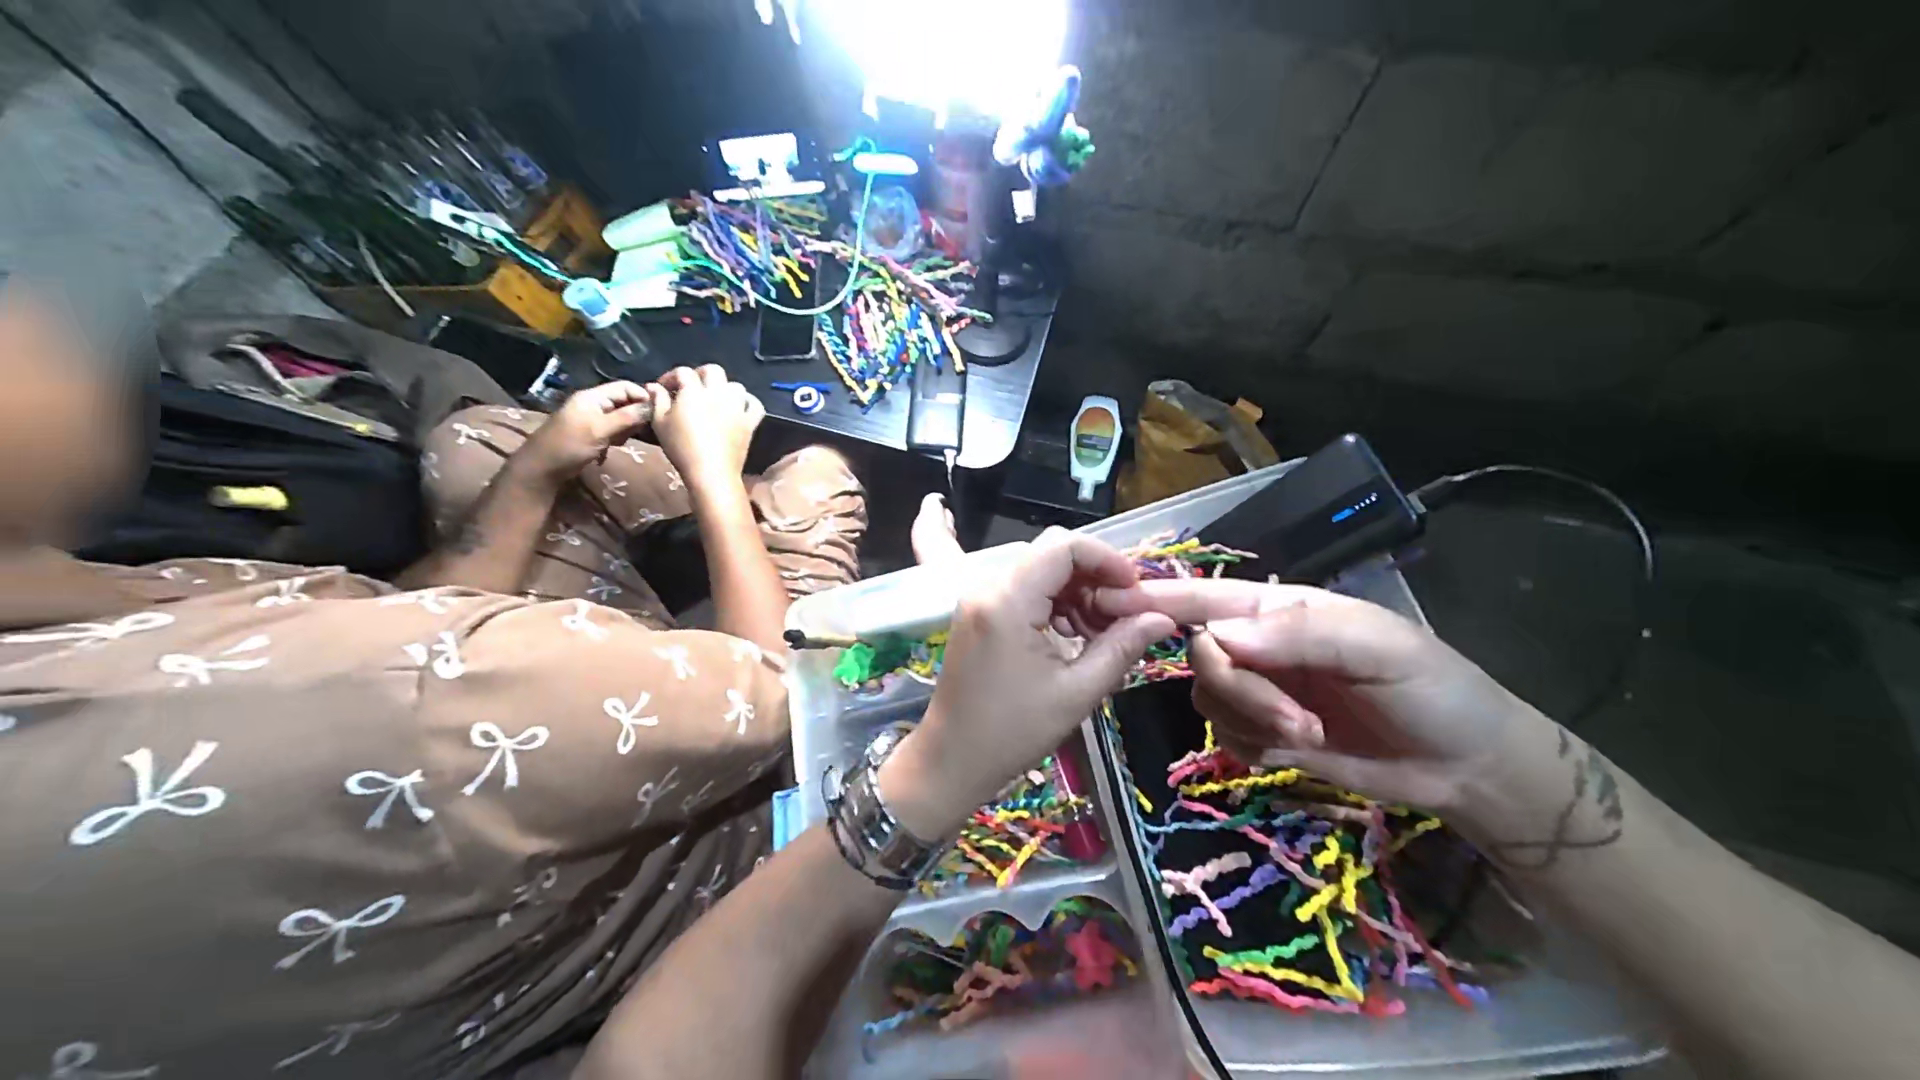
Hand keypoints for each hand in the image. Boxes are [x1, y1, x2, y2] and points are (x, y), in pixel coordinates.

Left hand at [514, 381, 653, 488]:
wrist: (542, 469)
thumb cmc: (570, 445)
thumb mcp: (600, 429)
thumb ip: (627, 417)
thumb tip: (653, 406)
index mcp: (593, 397)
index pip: (625, 387)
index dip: (643, 396)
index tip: (658, 413)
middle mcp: (593, 404)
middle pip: (624, 402)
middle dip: (637, 415)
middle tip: (647, 431)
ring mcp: (591, 420)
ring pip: (620, 418)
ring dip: (628, 429)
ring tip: (628, 440)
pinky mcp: (591, 435)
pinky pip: (613, 431)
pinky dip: (618, 438)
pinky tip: (616, 448)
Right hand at [645, 365, 765, 488]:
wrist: (711, 472)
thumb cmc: (681, 448)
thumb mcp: (660, 424)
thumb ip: (658, 401)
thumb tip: (654, 386)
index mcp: (694, 392)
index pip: (683, 372)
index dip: (671, 376)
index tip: (664, 388)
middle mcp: (719, 394)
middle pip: (713, 371)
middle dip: (700, 374)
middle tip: (690, 388)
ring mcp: (738, 407)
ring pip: (735, 386)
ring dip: (724, 388)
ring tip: (714, 398)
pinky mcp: (750, 422)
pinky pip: (755, 405)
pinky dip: (748, 402)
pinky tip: (739, 407)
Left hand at [879, 530, 1175, 838]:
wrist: (952, 759)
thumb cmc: (1013, 731)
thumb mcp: (1077, 692)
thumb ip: (1121, 646)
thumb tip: (1161, 617)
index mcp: (1007, 599)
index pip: (1064, 546)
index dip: (1107, 560)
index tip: (1135, 592)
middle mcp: (987, 586)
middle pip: (1052, 554)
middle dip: (1094, 579)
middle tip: (1122, 619)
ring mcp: (978, 597)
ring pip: (1040, 569)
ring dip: (1076, 592)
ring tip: (1100, 633)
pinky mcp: (978, 612)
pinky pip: (1023, 588)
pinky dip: (1053, 602)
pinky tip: (1072, 634)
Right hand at [1096, 579, 1537, 814]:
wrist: (1463, 768)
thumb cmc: (1430, 689)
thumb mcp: (1378, 647)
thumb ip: (1299, 634)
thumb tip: (1219, 635)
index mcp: (1276, 608)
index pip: (1203, 595)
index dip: (1153, 596)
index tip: (1104, 599)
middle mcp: (1256, 644)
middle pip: (1202, 655)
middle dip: (1241, 691)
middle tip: (1295, 722)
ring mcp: (1256, 690)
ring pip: (1207, 697)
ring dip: (1251, 721)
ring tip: (1308, 734)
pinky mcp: (1260, 733)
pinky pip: (1223, 734)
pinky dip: (1252, 745)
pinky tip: (1295, 748)